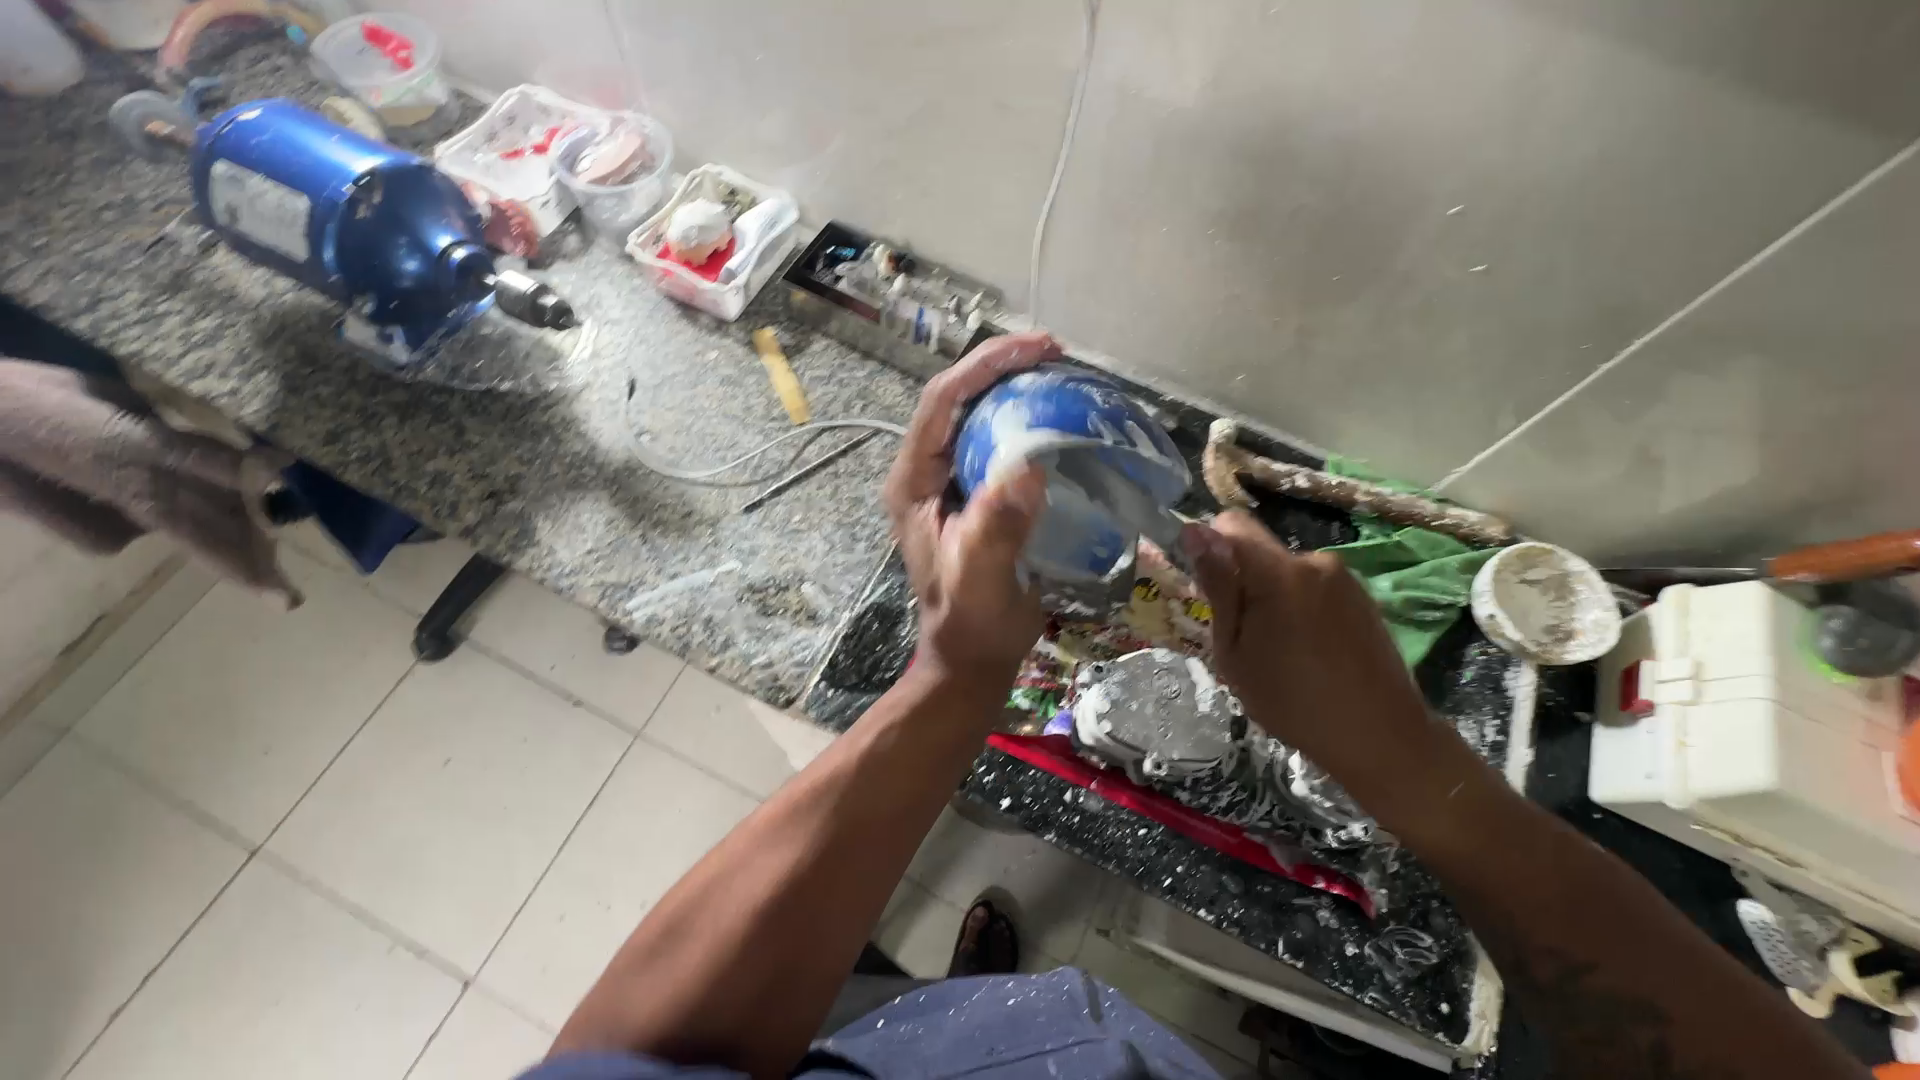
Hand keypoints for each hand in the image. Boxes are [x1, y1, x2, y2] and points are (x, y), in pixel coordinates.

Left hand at [883, 332, 1060, 686]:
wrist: (973, 655)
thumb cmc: (972, 622)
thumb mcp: (980, 579)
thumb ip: (996, 527)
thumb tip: (1028, 464)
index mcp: (914, 482)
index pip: (941, 402)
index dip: (985, 366)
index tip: (1039, 349)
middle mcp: (927, 472)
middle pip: (960, 399)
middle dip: (1004, 368)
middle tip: (1058, 355)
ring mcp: (951, 482)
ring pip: (980, 416)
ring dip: (1018, 391)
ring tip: (1065, 378)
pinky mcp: (977, 494)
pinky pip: (999, 443)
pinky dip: (1029, 423)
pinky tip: (1063, 420)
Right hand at [1181, 511, 1433, 780]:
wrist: (1380, 736)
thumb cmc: (1291, 701)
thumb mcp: (1234, 651)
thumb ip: (1218, 588)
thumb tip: (1194, 532)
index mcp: (1279, 572)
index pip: (1231, 523)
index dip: (1211, 548)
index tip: (1210, 591)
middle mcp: (1315, 561)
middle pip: (1260, 551)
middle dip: (1244, 582)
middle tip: (1243, 637)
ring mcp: (1344, 578)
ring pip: (1286, 572)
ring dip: (1273, 597)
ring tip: (1278, 650)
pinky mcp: (1362, 596)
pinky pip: (1314, 587)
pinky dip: (1301, 608)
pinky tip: (1309, 651)